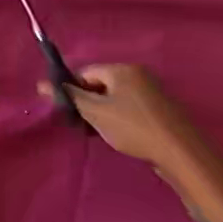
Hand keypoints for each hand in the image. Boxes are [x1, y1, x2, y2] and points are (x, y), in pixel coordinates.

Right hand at [43, 64, 204, 168]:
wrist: (180, 152)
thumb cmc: (133, 128)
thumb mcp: (96, 113)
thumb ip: (70, 97)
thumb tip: (43, 84)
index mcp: (122, 69)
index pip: (86, 72)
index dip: (72, 90)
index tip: (65, 111)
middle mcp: (138, 74)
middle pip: (101, 84)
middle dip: (87, 103)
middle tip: (79, 125)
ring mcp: (151, 91)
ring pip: (115, 98)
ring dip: (101, 113)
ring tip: (96, 133)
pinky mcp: (159, 109)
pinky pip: (130, 107)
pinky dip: (118, 118)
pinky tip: (117, 136)